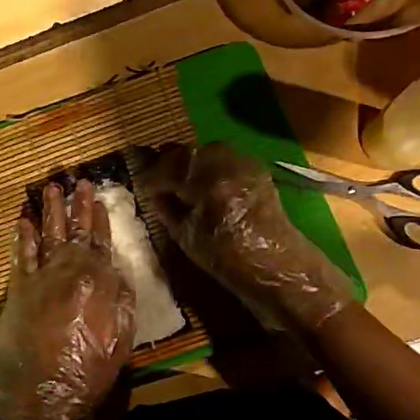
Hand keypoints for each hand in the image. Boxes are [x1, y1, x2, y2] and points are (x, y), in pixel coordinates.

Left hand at [0, 180, 136, 419]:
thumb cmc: (90, 367)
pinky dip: (23, 237)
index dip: (101, 219)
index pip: (101, 241)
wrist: (44, 391)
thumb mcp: (121, 334)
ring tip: (51, 188)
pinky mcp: (20, 288)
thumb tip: (116, 269)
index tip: (100, 198)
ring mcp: (41, 277)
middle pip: (75, 231)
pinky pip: (22, 255)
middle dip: (78, 206)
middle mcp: (67, 271)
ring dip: (50, 212)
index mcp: (96, 280)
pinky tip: (24, 220)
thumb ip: (120, 297)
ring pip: (47, 235)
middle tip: (79, 182)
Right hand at [140, 143, 354, 330]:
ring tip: (180, 184)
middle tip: (157, 182)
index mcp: (206, 181)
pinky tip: (204, 185)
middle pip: (188, 152)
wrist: (278, 267)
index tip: (141, 186)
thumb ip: (167, 209)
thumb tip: (154, 192)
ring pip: (206, 152)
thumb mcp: (187, 238)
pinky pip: (224, 159)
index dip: (150, 175)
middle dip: (169, 165)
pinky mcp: (256, 169)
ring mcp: (244, 163)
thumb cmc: (229, 260)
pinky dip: (210, 168)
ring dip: (190, 164)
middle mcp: (226, 163)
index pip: (167, 166)